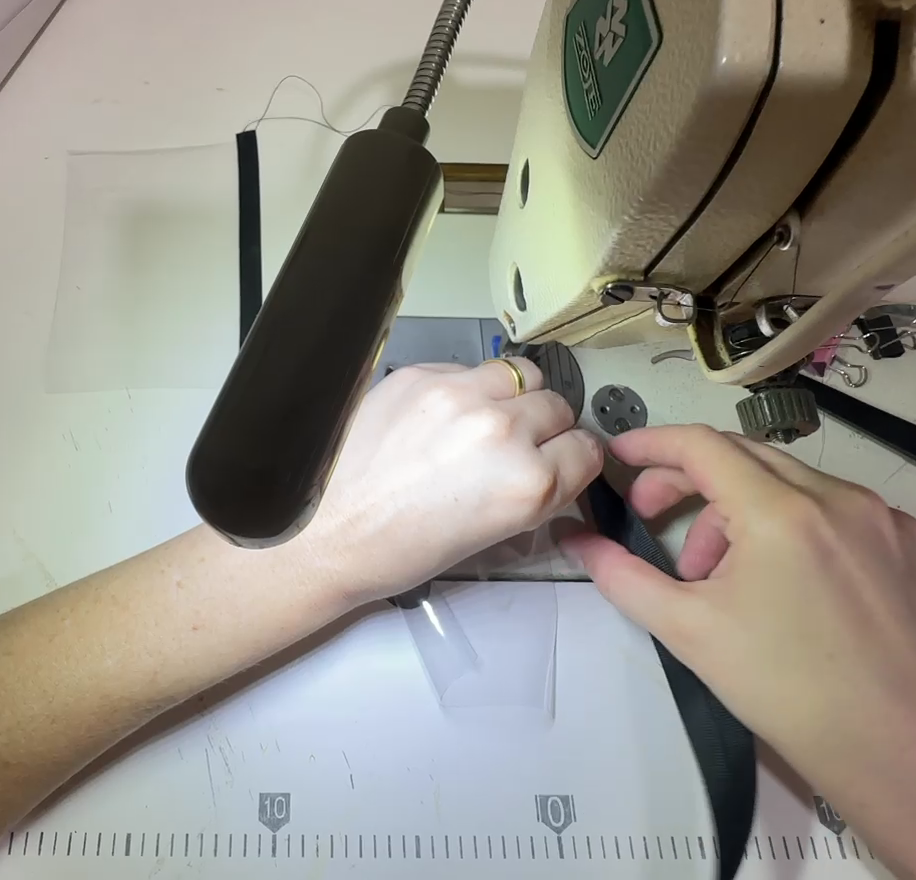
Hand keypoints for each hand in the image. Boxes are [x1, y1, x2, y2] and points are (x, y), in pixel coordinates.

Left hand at [296, 358, 600, 606]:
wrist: (328, 532)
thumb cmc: (402, 548)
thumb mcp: (492, 534)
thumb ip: (535, 491)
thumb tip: (555, 461)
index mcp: (526, 483)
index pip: (586, 449)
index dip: (572, 460)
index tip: (558, 461)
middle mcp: (500, 430)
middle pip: (557, 405)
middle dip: (544, 427)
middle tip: (514, 445)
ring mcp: (456, 395)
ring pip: (519, 372)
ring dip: (511, 395)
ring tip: (483, 418)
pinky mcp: (418, 374)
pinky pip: (466, 368)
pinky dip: (464, 388)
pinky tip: (438, 416)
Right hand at [565, 426, 915, 878]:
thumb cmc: (789, 692)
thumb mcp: (686, 630)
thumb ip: (618, 573)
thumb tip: (574, 537)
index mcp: (781, 512)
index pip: (700, 445)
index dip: (650, 443)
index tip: (617, 457)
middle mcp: (838, 498)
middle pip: (740, 454)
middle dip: (684, 478)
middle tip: (650, 515)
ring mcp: (883, 519)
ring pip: (786, 481)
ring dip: (734, 507)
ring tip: (715, 570)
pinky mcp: (911, 546)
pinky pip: (831, 508)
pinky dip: (787, 523)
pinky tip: (779, 579)